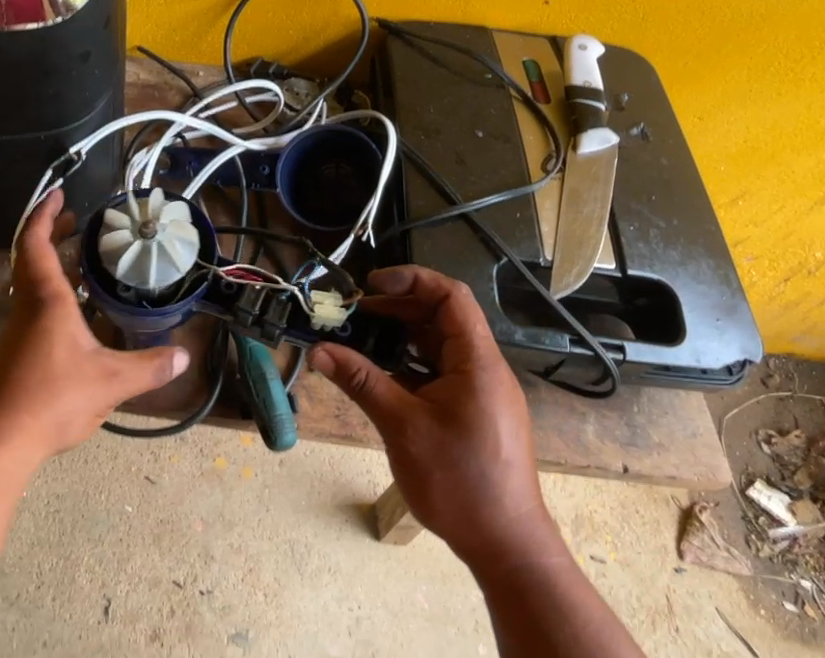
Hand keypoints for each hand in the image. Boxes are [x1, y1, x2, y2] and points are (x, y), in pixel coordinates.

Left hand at [0, 189, 191, 463]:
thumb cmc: (51, 398)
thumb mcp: (110, 381)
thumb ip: (149, 366)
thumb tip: (184, 355)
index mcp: (46, 300)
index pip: (36, 242)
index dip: (45, 214)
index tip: (59, 193)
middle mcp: (27, 307)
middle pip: (31, 257)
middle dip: (51, 233)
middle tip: (75, 220)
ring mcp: (17, 331)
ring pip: (30, 283)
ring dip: (51, 264)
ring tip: (81, 261)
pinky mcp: (15, 352)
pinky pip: (33, 307)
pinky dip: (52, 293)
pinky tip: (75, 315)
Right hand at [309, 266, 554, 565]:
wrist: (506, 544)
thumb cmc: (458, 480)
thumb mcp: (401, 425)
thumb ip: (360, 381)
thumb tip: (319, 350)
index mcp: (477, 361)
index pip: (451, 296)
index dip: (411, 280)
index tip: (370, 287)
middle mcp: (484, 369)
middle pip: (443, 318)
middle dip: (398, 310)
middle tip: (354, 316)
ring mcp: (482, 393)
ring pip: (440, 348)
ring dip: (400, 340)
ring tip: (359, 343)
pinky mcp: (476, 414)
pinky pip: (441, 374)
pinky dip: (410, 367)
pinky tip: (380, 378)